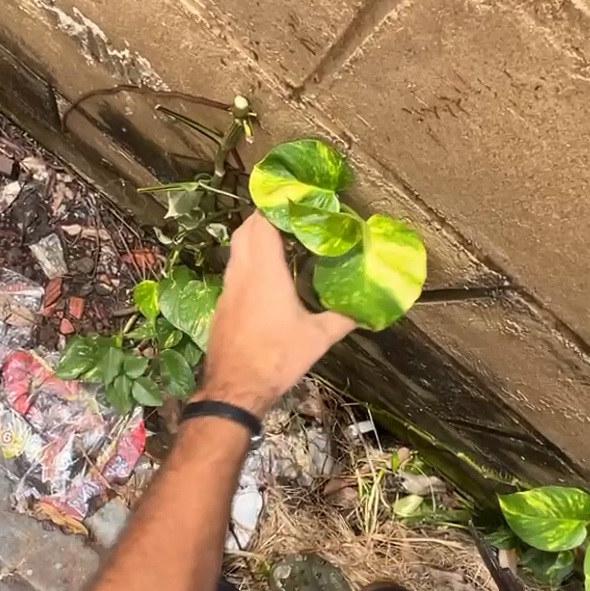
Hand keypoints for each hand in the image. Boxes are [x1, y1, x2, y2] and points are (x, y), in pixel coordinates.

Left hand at [195, 212, 355, 414]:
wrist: (234, 389)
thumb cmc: (276, 359)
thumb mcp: (318, 338)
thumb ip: (343, 318)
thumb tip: (368, 308)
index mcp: (264, 272)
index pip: (262, 222)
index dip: (275, 206)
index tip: (294, 201)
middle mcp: (241, 275)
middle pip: (245, 231)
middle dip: (264, 218)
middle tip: (290, 219)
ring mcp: (227, 291)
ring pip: (237, 252)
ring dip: (254, 242)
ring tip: (281, 245)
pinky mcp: (221, 308)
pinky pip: (234, 274)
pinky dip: (248, 265)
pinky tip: (266, 280)